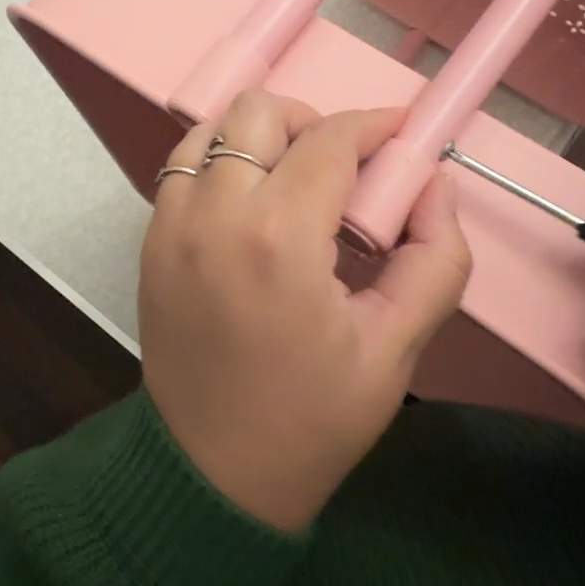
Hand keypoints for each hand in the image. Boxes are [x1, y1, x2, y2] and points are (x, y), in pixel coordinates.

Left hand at [139, 91, 470, 531]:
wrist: (210, 473)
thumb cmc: (311, 419)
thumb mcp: (396, 349)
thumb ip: (434, 258)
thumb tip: (433, 185)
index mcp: (278, 239)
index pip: (329, 141)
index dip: (374, 126)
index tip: (401, 133)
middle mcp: (213, 214)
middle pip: (257, 112)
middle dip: (311, 123)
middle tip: (343, 169)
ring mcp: (170, 225)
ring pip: (210, 130)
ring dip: (258, 138)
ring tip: (293, 182)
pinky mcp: (150, 242)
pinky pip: (181, 168)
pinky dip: (219, 163)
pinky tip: (250, 205)